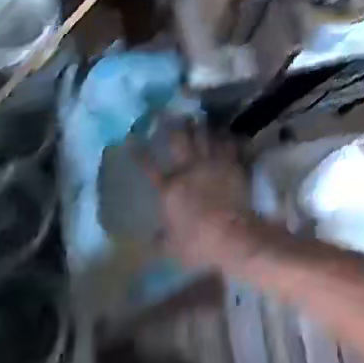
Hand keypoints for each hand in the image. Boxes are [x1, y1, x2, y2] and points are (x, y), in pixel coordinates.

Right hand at [135, 122, 267, 269]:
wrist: (231, 235)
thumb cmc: (198, 243)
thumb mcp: (172, 248)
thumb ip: (160, 240)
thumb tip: (151, 238)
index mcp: (169, 188)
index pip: (149, 167)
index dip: (139, 153)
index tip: (132, 138)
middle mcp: (188, 169)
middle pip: (180, 141)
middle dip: (176, 125)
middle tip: (173, 113)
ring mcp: (211, 163)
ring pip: (204, 136)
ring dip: (202, 126)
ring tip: (200, 116)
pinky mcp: (231, 164)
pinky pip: (229, 144)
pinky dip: (227, 137)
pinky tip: (227, 132)